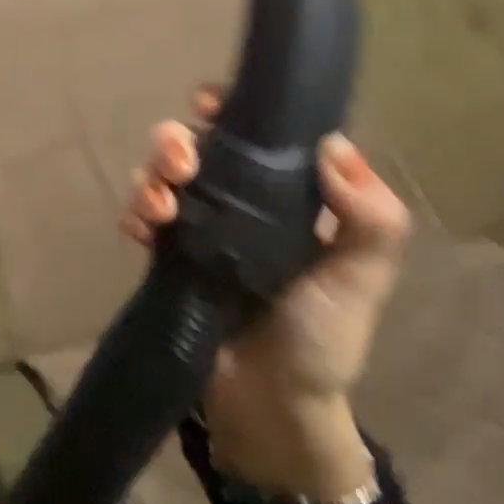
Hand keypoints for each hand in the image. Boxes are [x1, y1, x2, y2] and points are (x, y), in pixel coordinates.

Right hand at [120, 88, 411, 499]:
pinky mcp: (165, 254)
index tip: (209, 103)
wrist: (270, 400)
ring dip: (150, 176)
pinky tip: (142, 231)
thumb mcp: (361, 277)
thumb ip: (369, 219)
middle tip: (179, 162)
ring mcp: (196, 226)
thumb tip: (333, 145)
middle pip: (193, 146)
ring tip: (160, 204)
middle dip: (174, 141)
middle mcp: (236, 200)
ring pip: (158, 175)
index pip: (254, 136)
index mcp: (285, 196)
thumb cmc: (321, 334)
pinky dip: (134, 214)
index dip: (229, 109)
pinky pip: (138, 217)